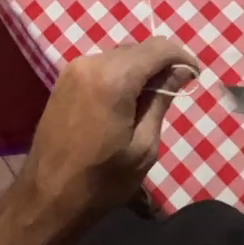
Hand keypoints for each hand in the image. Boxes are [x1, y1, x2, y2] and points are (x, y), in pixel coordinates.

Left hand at [15, 39, 199, 223]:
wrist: (47, 196)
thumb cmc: (102, 180)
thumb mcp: (143, 147)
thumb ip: (161, 101)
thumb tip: (180, 73)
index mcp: (114, 79)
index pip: (157, 48)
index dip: (181, 57)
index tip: (196, 75)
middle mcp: (92, 63)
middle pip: (137, 48)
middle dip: (160, 63)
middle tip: (176, 89)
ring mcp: (74, 69)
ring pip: (119, 55)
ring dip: (139, 68)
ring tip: (152, 98)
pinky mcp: (64, 79)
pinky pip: (101, 65)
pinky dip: (120, 74)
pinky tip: (126, 99)